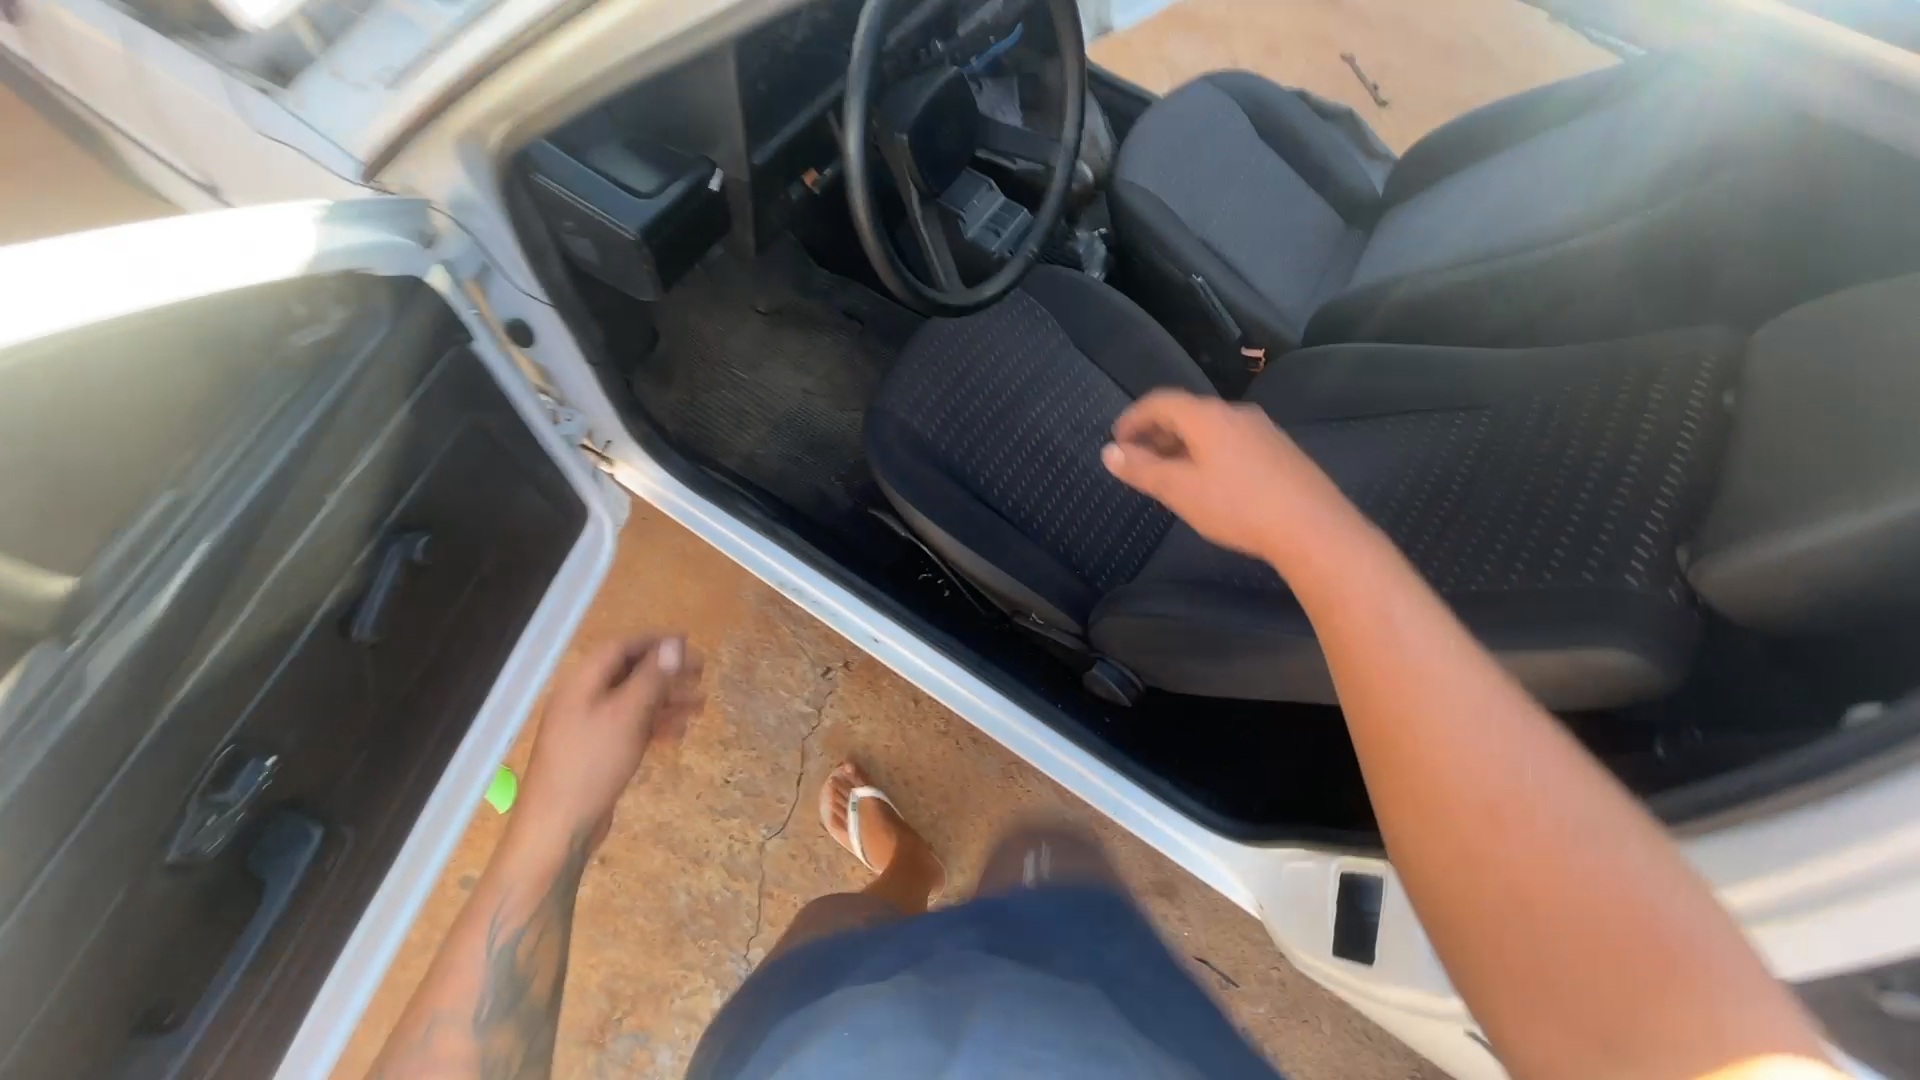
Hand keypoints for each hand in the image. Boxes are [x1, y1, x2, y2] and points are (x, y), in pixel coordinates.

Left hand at [518, 636, 704, 842]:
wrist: (558, 826)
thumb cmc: (592, 763)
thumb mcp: (627, 714)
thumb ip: (652, 677)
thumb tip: (675, 643)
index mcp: (582, 683)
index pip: (620, 647)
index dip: (655, 642)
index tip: (689, 644)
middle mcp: (583, 700)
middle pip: (629, 674)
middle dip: (666, 673)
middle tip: (702, 675)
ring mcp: (588, 728)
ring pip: (633, 703)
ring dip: (667, 700)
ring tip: (701, 706)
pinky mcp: (596, 753)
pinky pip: (630, 728)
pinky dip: (655, 725)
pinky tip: (678, 734)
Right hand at [1102, 390, 1359, 566]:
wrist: (1312, 527)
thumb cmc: (1236, 506)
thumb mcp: (1179, 490)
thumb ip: (1141, 470)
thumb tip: (1109, 452)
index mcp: (1207, 416)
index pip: (1160, 402)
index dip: (1133, 418)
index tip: (1116, 443)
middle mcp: (1235, 413)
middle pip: (1186, 413)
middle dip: (1156, 434)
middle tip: (1138, 462)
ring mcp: (1262, 430)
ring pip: (1209, 429)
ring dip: (1181, 446)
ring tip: (1169, 475)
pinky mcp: (1278, 450)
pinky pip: (1230, 441)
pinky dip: (1206, 453)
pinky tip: (1207, 483)